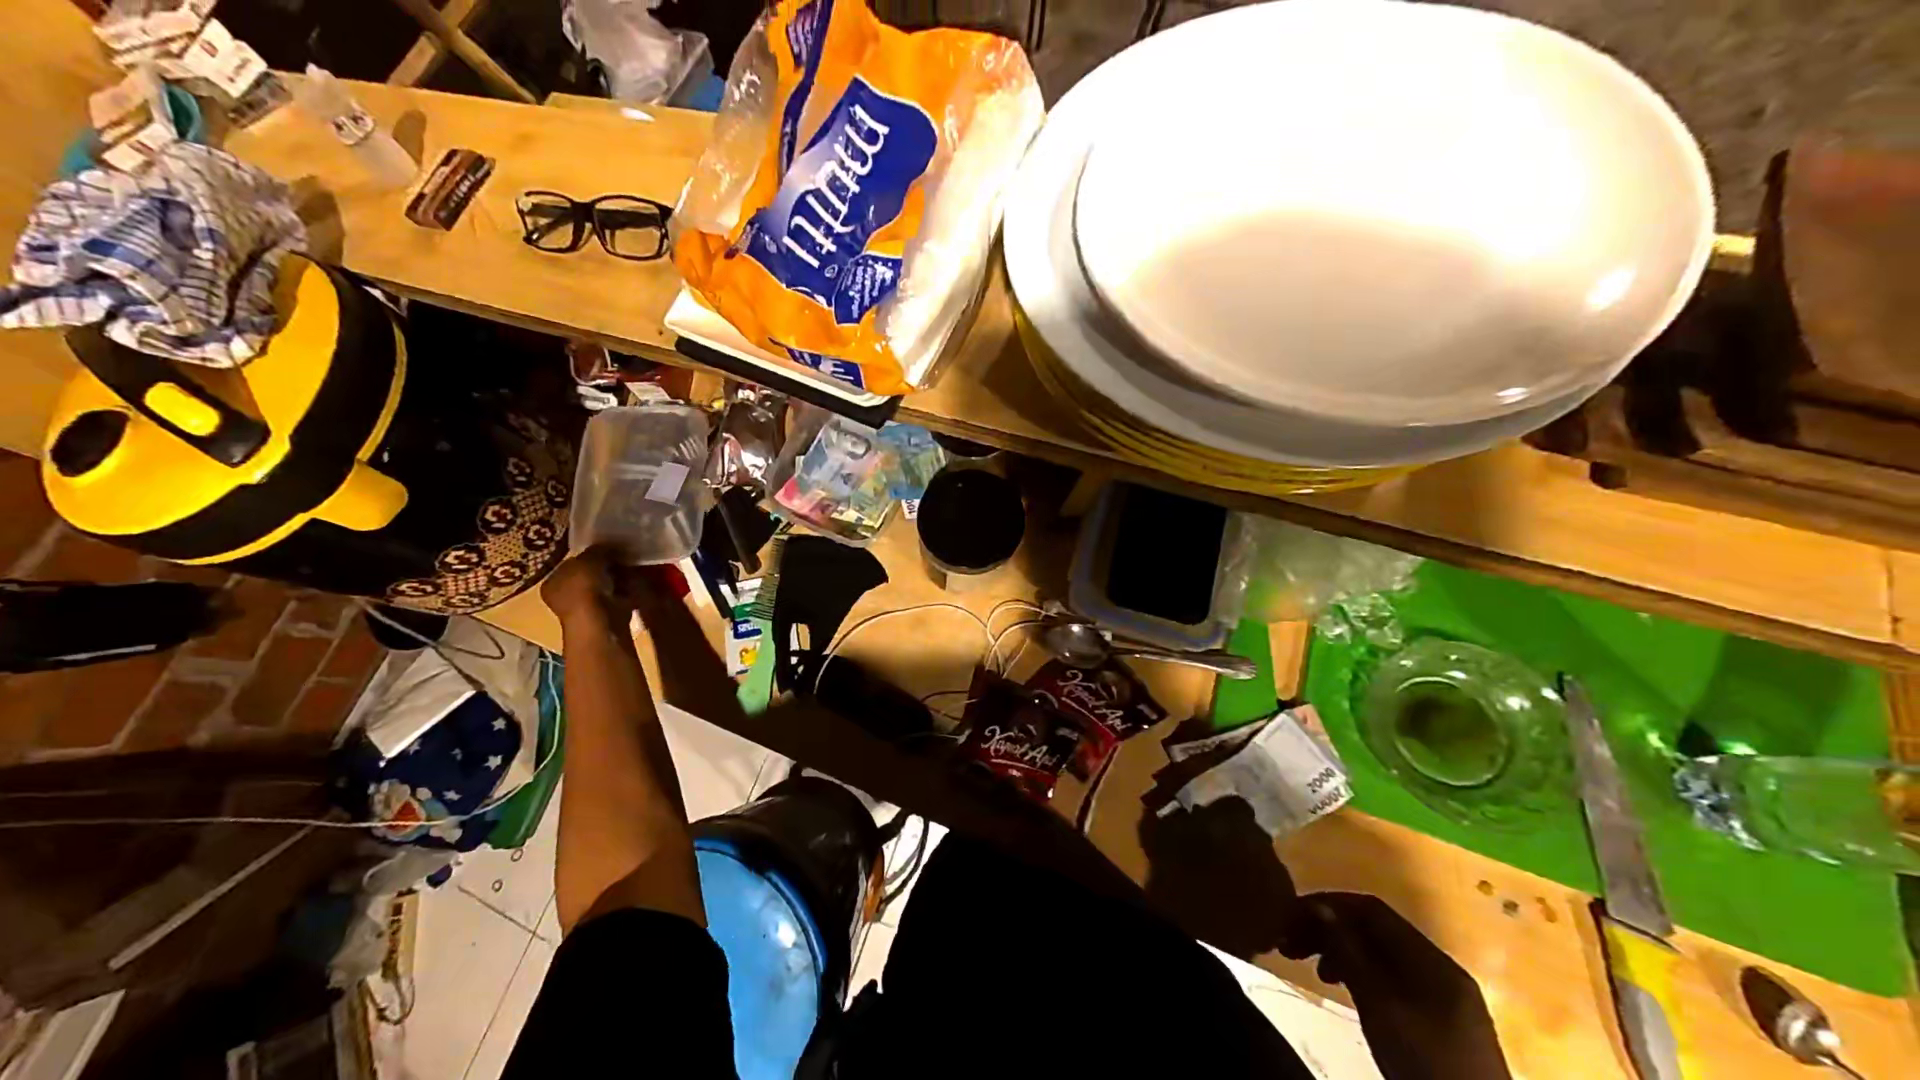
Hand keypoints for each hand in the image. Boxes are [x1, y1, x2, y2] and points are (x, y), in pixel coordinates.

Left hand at [542, 549, 690, 627]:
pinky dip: (626, 593)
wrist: (599, 622)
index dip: (589, 555)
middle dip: (605, 568)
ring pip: (604, 589)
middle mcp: (563, 598)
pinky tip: (635, 585)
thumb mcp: (589, 559)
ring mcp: (584, 611)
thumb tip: (609, 545)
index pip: (571, 564)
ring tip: (631, 568)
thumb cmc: (585, 588)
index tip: (608, 548)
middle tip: (622, 557)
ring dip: (617, 580)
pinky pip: (618, 600)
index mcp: (551, 583)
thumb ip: (598, 550)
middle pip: (588, 577)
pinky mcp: (605, 619)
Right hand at [1280, 892, 1510, 1079]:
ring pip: (1383, 955)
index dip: (1328, 905)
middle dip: (1331, 929)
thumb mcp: (1379, 1006)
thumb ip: (1348, 952)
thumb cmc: (1425, 1065)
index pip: (1372, 910)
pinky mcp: (1440, 1022)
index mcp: (1431, 960)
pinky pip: (1393, 979)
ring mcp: (1444, 997)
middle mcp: (1440, 969)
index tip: (1290, 918)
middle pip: (1377, 931)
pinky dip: (1362, 975)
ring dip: (1343, 952)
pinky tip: (1342, 989)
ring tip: (1311, 969)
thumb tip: (1318, 907)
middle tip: (1289, 944)